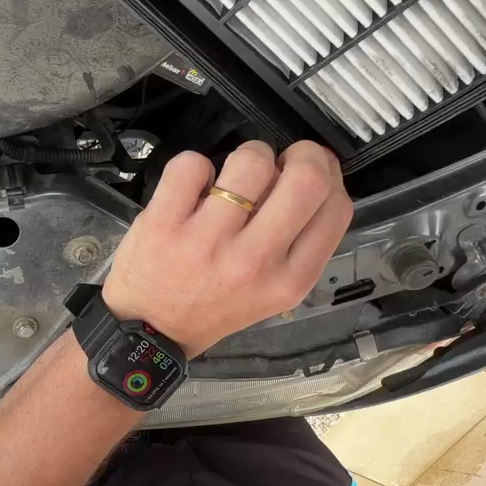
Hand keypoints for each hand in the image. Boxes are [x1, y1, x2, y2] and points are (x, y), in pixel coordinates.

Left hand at [102, 139, 351, 357]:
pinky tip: (193, 188)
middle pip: (306, 178)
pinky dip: (195, 166)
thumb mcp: (272, 293)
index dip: (331, 174)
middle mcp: (254, 261)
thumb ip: (298, 243)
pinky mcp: (164, 223)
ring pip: (251, 162)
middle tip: (280, 161)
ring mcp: (207, 240)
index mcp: (289, 281)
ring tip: (233, 176)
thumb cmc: (214, 307)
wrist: (149, 332)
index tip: (314, 171)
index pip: (336, 209)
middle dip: (301, 153)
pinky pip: (193, 163)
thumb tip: (316, 175)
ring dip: (248, 155)